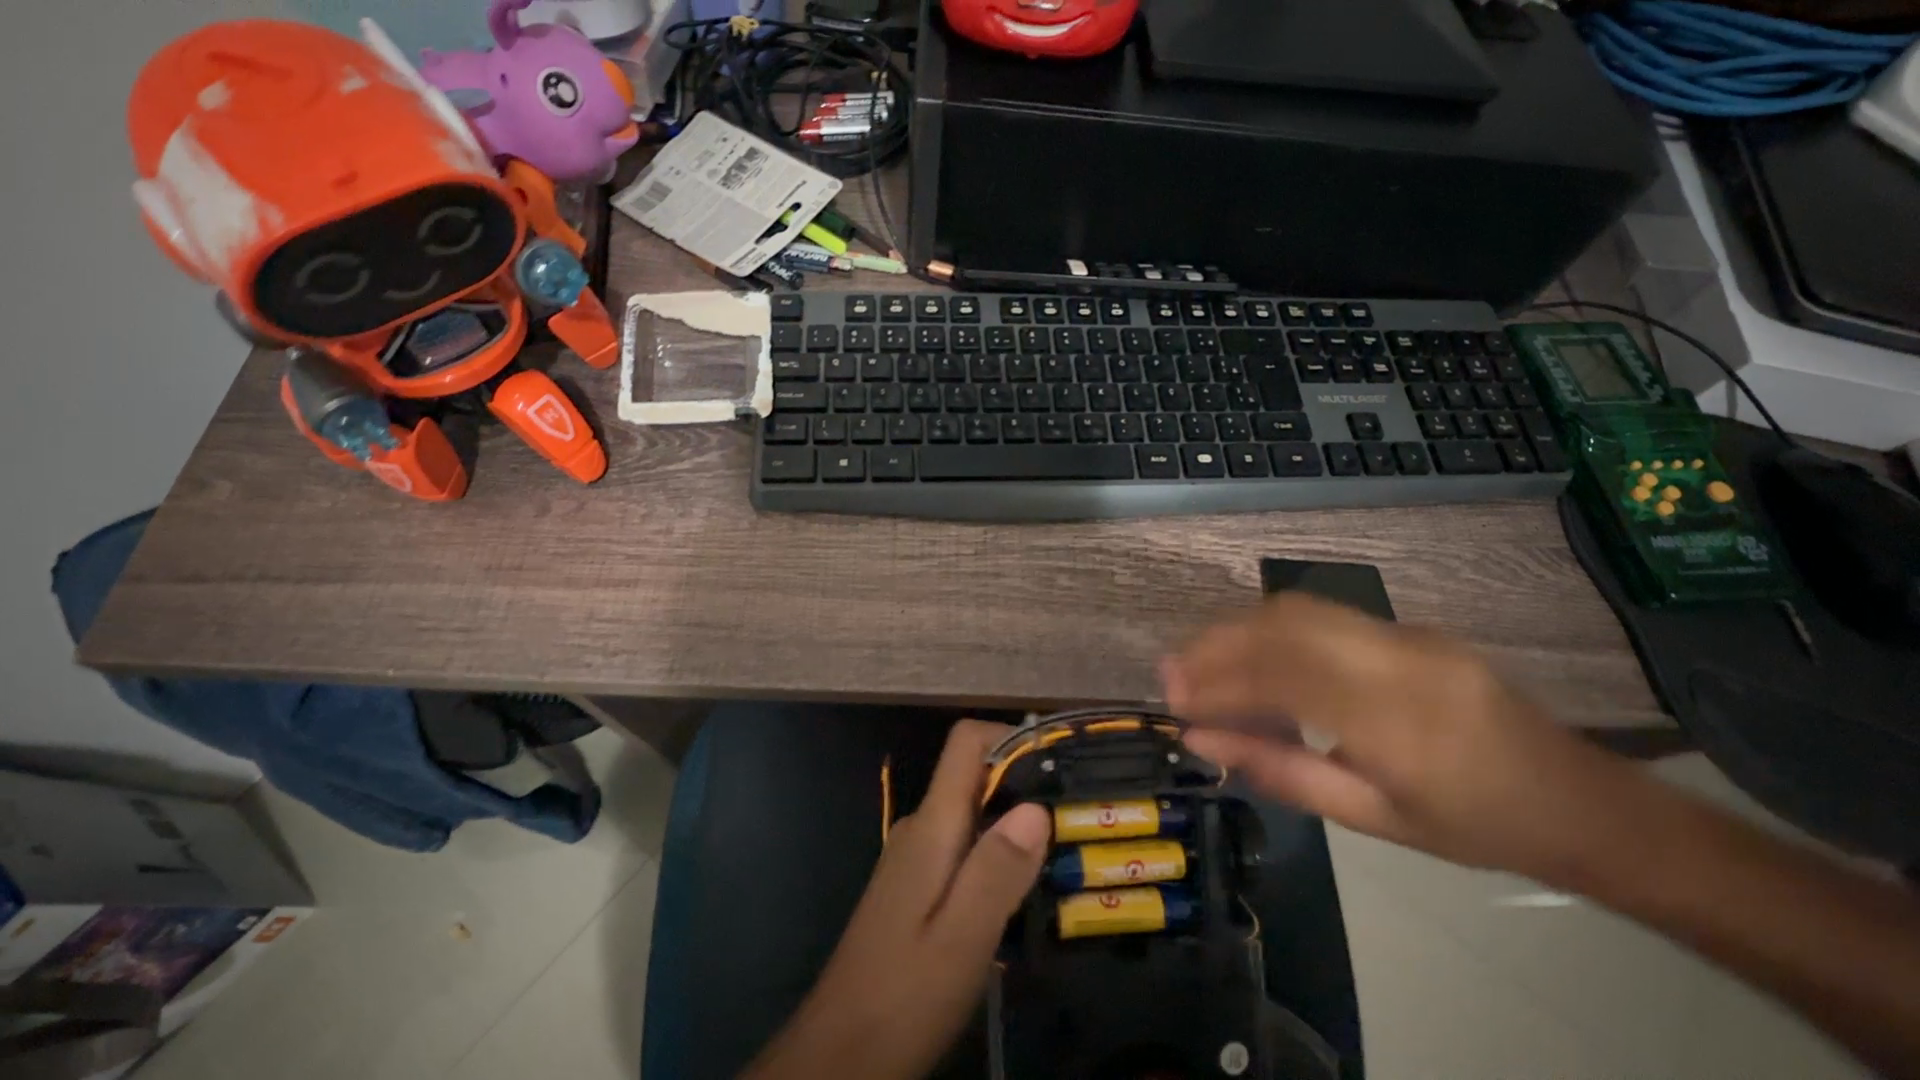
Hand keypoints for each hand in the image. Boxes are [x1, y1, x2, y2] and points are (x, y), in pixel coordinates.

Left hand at [744, 720, 1051, 1079]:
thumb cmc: (903, 995)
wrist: (841, 1051)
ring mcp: (917, 860)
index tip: (1064, 763)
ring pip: (975, 816)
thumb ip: (997, 870)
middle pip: (976, 777)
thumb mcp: (962, 937)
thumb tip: (1036, 806)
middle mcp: (921, 831)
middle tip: (1085, 818)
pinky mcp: (919, 889)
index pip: (965, 743)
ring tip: (1072, 853)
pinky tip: (1031, 893)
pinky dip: (1002, 856)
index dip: (1013, 738)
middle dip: (1029, 785)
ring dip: (1020, 825)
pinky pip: (967, 850)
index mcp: (931, 828)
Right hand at [1161, 593, 1632, 877]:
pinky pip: (1328, 619)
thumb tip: (1203, 743)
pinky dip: (1274, 632)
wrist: (1579, 803)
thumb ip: (1283, 773)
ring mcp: (1411, 637)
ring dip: (1240, 630)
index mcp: (1395, 719)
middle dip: (1216, 643)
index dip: (1216, 683)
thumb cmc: (1475, 827)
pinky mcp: (1414, 631)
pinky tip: (1251, 658)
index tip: (1171, 701)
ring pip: (1303, 611)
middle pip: (1285, 625)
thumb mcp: (1375, 819)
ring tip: (1197, 662)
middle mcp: (1400, 660)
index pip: (1281, 678)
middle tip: (1169, 673)